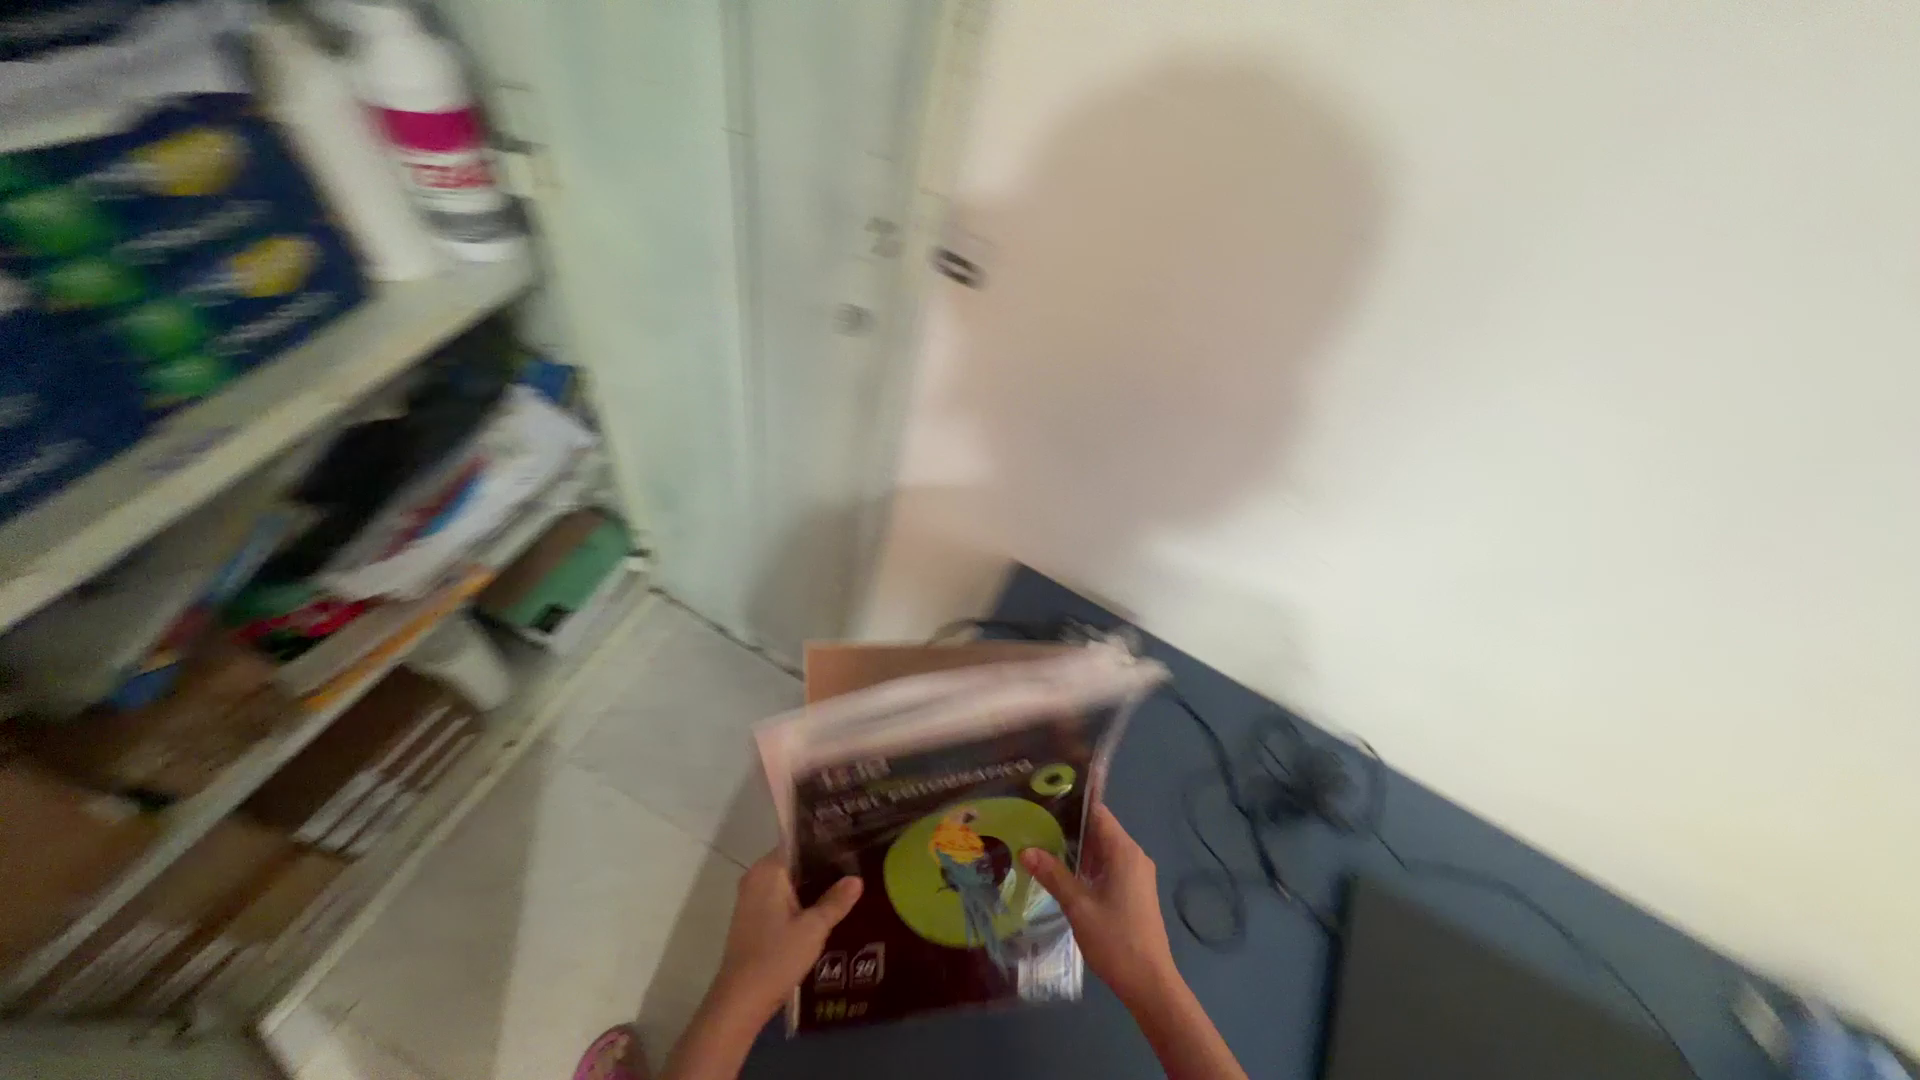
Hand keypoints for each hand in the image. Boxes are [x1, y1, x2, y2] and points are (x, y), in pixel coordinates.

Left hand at [707, 853, 862, 1023]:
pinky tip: (825, 908)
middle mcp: (756, 878)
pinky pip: (781, 898)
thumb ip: (836, 901)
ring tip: (847, 883)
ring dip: (812, 885)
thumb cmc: (776, 957)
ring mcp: (751, 899)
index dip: (824, 843)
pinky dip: (800, 900)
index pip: (798, 843)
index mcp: (767, 871)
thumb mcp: (813, 928)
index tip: (850, 843)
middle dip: (822, 865)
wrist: (740, 1001)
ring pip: (788, 882)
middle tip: (855, 864)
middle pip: (794, 863)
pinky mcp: (753, 919)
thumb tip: (857, 879)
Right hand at [1020, 803, 1177, 1005]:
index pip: (1098, 812)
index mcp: (1124, 852)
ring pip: (1103, 850)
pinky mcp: (1135, 891)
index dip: (1072, 804)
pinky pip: (1108, 867)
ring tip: (1041, 845)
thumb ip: (1053, 875)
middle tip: (1034, 823)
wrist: (1150, 984)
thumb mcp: (1078, 906)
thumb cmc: (1115, 940)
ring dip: (1076, 849)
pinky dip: (1087, 866)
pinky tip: (1063, 873)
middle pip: (1099, 830)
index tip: (1044, 799)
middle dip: (1068, 827)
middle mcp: (1134, 856)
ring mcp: (1137, 875)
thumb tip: (1026, 850)